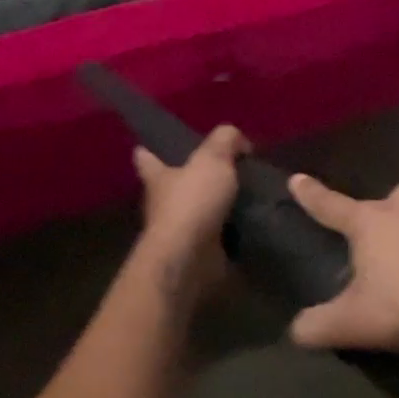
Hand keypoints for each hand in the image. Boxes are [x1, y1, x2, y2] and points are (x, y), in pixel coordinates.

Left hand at [133, 125, 248, 302]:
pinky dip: (231, 228)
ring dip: (216, 204)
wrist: (190, 257)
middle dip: (192, 177)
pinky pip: (217, 233)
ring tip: (249, 194)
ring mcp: (178, 229)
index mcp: (158, 176)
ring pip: (196, 209)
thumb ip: (225, 140)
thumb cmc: (193, 201)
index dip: (149, 149)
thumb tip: (238, 141)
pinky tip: (253, 220)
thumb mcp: (212, 158)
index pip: (146, 157)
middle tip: (226, 168)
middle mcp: (162, 202)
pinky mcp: (197, 250)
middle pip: (173, 184)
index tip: (155, 145)